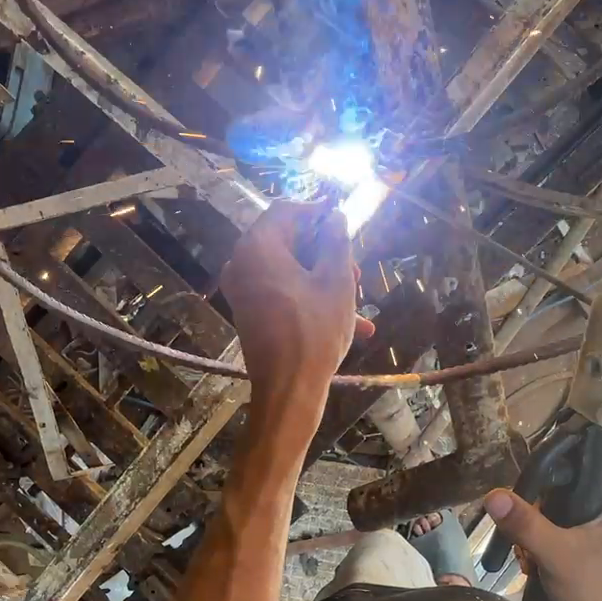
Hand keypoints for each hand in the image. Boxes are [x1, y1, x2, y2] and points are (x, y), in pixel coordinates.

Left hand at [219, 200, 369, 410]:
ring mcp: (243, 292)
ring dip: (325, 283)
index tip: (342, 223)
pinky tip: (352, 325)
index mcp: (257, 247)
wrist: (289, 389)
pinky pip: (284, 296)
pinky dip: (311, 302)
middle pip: (289, 243)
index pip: (286, 210)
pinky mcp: (251, 315)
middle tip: (356, 274)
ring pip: (291, 273)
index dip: (317, 212)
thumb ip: (336, 241)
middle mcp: (242, 265)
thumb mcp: (336, 281)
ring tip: (360, 304)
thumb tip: (335, 216)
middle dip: (326, 255)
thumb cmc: (314, 331)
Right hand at [483, 451, 601, 600]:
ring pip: (581, 490)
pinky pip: (582, 511)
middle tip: (531, 496)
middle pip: (589, 464)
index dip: (578, 436)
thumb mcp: (555, 554)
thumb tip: (493, 494)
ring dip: (552, 505)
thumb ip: (525, 522)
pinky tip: (539, 544)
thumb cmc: (597, 592)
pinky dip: (559, 521)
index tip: (545, 449)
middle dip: (556, 479)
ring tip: (533, 527)